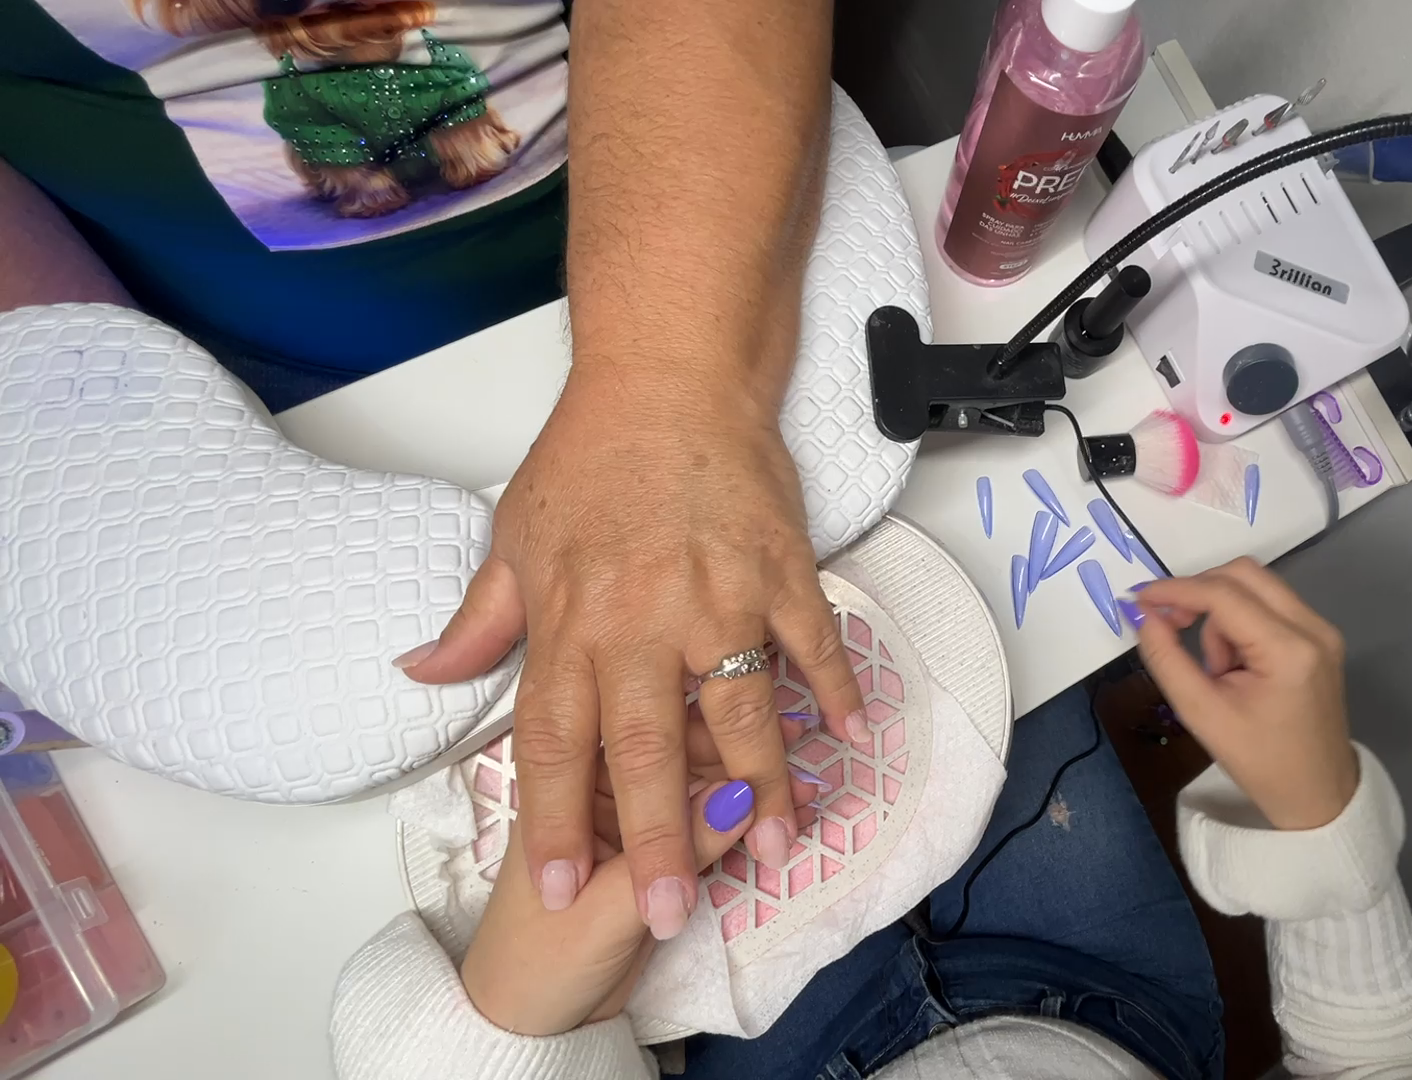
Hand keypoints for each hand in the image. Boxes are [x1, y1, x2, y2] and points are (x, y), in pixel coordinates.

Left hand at [398, 377, 866, 938]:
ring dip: (764, 785)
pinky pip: (813, 639)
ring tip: (780, 847)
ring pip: (743, 707)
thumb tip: (426, 675)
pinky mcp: (781, 568)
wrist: (671, 384)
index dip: (557, 820)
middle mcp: (646, 619)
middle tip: (676, 910)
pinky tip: (853, 734)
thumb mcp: (517, 531)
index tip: (564, 886)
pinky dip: (836, 687)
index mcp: (574, 617)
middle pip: (650, 746)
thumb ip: (480, 618)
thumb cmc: (594, 456)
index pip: (558, 741)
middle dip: (663, 836)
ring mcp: (723, 595)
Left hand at [462, 722, 828, 1035]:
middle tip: (801, 746)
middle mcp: (615, 788)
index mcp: (578, 787)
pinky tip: (790, 811)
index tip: (767, 732)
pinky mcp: (670, 847)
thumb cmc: (542, 964)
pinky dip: (753, 818)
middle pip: (690, 760)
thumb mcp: (609, 909)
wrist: (536, 1029)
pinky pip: (719, 823)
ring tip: (805, 788)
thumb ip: (678, 853)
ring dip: (759, 788)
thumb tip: (743, 798)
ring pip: (712, 789)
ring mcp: (645, 818)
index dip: (712, 736)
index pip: (651, 743)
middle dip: (746, 758)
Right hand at [1133, 559, 1358, 830]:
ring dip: (1219, 612)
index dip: (1175, 590)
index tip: (1139, 599)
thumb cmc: (1259, 760)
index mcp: (1288, 650)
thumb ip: (1167, 659)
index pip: (1223, 595)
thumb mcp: (1201, 713)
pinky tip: (1233, 662)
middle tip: (1170, 623)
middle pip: (1243, 573)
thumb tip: (1143, 616)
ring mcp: (1320, 629)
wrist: (1317, 794)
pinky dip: (1237, 620)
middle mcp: (1312, 628)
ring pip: (1254, 585)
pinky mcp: (1317, 636)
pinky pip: (1266, 603)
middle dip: (1198, 591)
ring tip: (1215, 666)